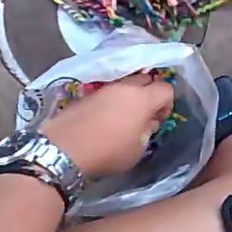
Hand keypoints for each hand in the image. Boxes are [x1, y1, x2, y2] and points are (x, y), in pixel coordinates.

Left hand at [41, 74, 175, 177]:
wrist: (64, 149)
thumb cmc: (108, 152)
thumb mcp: (137, 150)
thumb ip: (147, 132)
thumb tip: (147, 122)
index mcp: (142, 99)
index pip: (166, 88)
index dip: (167, 104)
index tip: (158, 120)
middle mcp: (124, 87)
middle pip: (146, 79)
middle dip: (150, 94)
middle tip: (144, 115)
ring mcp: (103, 88)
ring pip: (125, 84)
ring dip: (129, 97)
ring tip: (123, 118)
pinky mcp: (86, 94)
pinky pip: (107, 92)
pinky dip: (112, 101)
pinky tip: (105, 119)